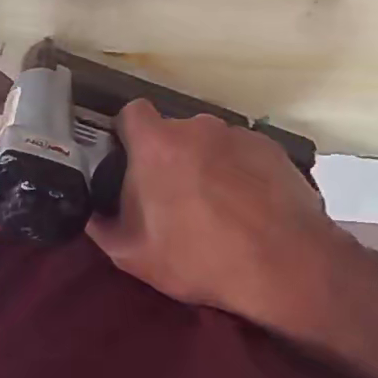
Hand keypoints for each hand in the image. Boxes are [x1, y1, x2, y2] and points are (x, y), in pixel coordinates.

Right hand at [86, 100, 372, 327]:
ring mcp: (240, 135)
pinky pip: (244, 155)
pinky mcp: (272, 148)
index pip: (132, 113)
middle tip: (176, 199)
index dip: (128, 134)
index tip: (132, 162)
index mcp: (157, 145)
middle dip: (171, 159)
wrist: (283, 264)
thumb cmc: (201, 258)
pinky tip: (249, 207)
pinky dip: (241, 173)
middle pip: (174, 133)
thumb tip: (94, 214)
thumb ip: (104, 228)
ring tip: (219, 209)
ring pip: (211, 145)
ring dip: (208, 166)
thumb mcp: (135, 256)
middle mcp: (199, 128)